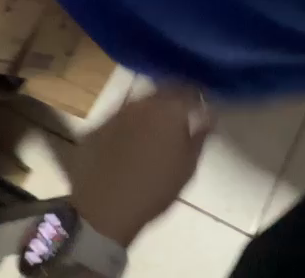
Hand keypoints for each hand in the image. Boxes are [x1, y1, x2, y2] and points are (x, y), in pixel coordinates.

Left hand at [66, 88, 212, 246]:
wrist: (101, 214)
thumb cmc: (153, 190)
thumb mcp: (187, 167)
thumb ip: (200, 136)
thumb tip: (208, 116)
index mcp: (171, 108)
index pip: (191, 90)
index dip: (199, 97)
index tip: (203, 107)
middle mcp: (144, 102)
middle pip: (164, 91)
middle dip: (174, 101)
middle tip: (180, 117)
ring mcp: (117, 113)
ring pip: (140, 103)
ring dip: (150, 111)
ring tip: (154, 130)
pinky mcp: (96, 128)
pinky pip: (119, 119)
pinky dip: (128, 125)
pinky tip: (129, 142)